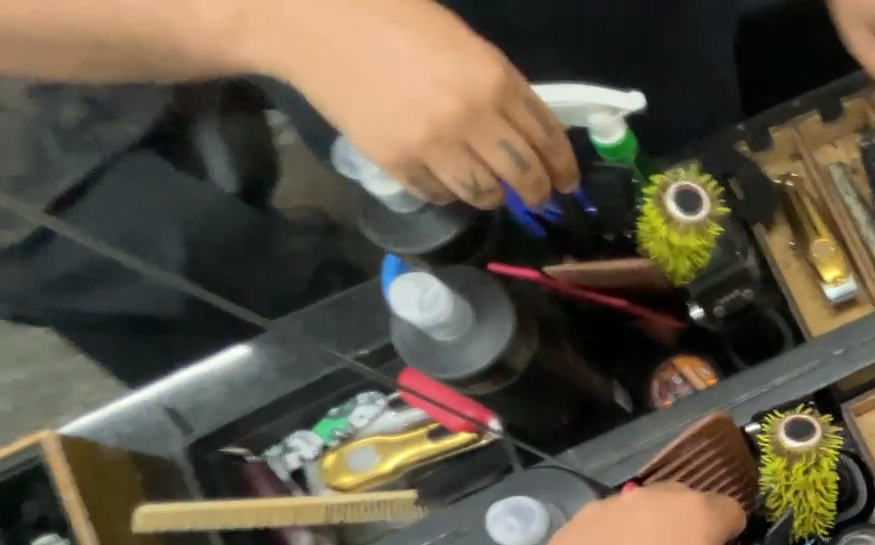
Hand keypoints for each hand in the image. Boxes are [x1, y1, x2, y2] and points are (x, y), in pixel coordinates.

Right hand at [261, 0, 578, 207]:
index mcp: (495, 80)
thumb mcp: (464, 44)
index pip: (550, 142)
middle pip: (528, 178)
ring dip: (493, 196)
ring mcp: (435, 143)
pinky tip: (441, 174)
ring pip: (488, 196)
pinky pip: (442, 196)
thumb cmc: (392, 20)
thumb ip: (503, 91)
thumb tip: (535, 139)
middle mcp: (472, 116)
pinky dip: (448, 192)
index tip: (568, 184)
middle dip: (539, 193)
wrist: (306, 15)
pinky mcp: (399, 161)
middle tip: (537, 197)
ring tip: (486, 185)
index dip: (565, 170)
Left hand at [509, 484, 754, 544]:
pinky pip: (600, 530)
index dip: (730, 535)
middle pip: (680, 502)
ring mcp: (604, 511)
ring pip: (637, 513)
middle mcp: (651, 499)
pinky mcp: (568, 530)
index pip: (728, 509)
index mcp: (697, 513)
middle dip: (687, 526)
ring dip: (646, 532)